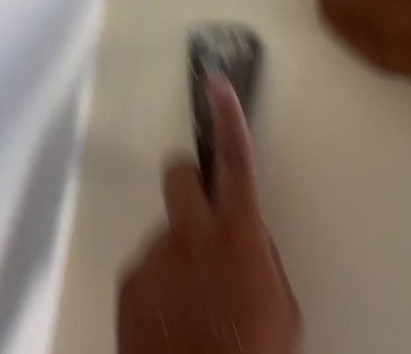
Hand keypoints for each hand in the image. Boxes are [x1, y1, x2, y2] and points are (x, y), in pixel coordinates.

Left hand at [117, 75, 299, 353]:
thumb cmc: (253, 352)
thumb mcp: (280, 304)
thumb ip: (260, 255)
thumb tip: (245, 236)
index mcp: (237, 236)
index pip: (236, 162)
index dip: (229, 119)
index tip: (217, 84)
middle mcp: (191, 236)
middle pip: (180, 174)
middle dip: (192, 184)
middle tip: (204, 219)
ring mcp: (154, 257)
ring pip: (167, 232)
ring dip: (179, 253)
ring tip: (194, 300)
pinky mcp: (129, 282)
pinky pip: (149, 267)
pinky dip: (160, 284)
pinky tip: (174, 317)